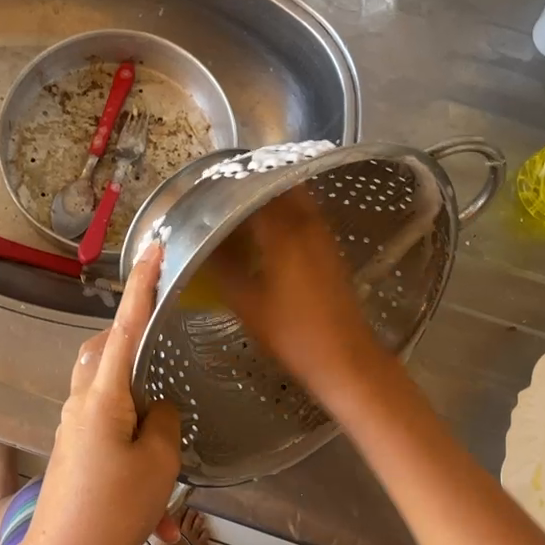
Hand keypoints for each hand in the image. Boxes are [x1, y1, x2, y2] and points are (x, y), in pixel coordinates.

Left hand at [4, 244, 181, 544]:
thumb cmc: (112, 510)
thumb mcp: (157, 464)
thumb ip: (163, 421)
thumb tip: (155, 407)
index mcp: (102, 394)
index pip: (127, 326)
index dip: (143, 286)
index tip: (153, 248)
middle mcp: (81, 400)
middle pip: (107, 351)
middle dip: (134, 344)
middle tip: (165, 356)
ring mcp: (73, 425)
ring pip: (107, 390)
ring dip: (136, 401)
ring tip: (164, 442)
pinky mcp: (73, 449)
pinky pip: (105, 423)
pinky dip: (130, 437)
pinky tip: (151, 491)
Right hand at [204, 189, 388, 389]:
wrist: (345, 359)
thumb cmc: (292, 333)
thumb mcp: (246, 302)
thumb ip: (221, 266)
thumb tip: (198, 243)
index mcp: (284, 230)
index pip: (252, 189)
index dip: (227, 186)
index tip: (204, 189)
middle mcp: (307, 222)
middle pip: (276, 185)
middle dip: (248, 184)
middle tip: (220, 194)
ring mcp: (322, 234)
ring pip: (292, 198)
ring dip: (266, 197)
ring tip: (236, 209)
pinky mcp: (329, 249)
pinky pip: (302, 215)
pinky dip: (281, 213)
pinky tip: (261, 233)